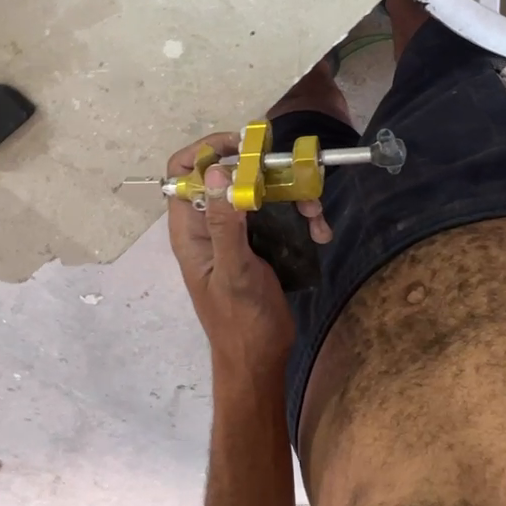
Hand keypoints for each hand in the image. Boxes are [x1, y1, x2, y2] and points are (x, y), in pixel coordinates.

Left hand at [166, 135, 297, 378]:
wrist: (262, 358)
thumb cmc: (240, 321)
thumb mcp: (234, 271)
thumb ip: (224, 223)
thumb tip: (218, 172)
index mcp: (191, 229)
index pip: (185, 172)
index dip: (207, 150)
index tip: (242, 147)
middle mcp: (211, 224)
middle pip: (231, 175)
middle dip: (266, 174)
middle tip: (295, 177)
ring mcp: (239, 231)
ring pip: (261, 191)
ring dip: (292, 195)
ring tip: (315, 214)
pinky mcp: (263, 241)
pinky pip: (281, 213)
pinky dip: (302, 216)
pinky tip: (320, 231)